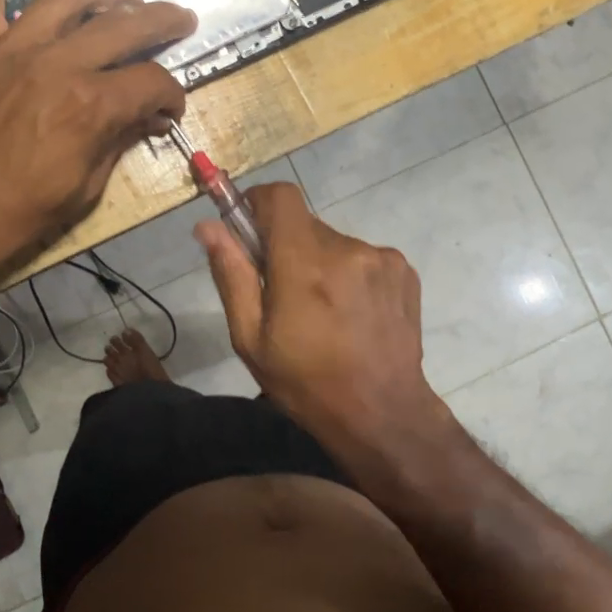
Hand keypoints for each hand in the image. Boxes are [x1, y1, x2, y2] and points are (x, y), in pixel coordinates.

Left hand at [0, 0, 196, 291]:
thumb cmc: (19, 215)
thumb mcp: (85, 188)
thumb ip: (119, 140)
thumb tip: (147, 117)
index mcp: (89, 105)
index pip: (151, 82)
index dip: (171, 95)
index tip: (171, 109)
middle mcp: (56, 63)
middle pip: (123, 27)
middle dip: (161, 22)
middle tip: (182, 19)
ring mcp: (10, 48)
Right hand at [197, 183, 446, 454]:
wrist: (382, 414)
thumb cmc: (305, 382)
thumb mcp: (251, 338)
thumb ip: (231, 274)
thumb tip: (207, 226)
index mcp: (304, 263)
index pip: (279, 196)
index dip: (258, 203)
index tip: (249, 231)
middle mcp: (346, 248)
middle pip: (304, 224)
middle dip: (286, 248)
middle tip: (282, 294)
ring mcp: (381, 258)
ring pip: (333, 243)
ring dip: (320, 264)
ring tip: (322, 313)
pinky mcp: (404, 271)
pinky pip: (362, 257)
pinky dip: (349, 276)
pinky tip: (350, 315)